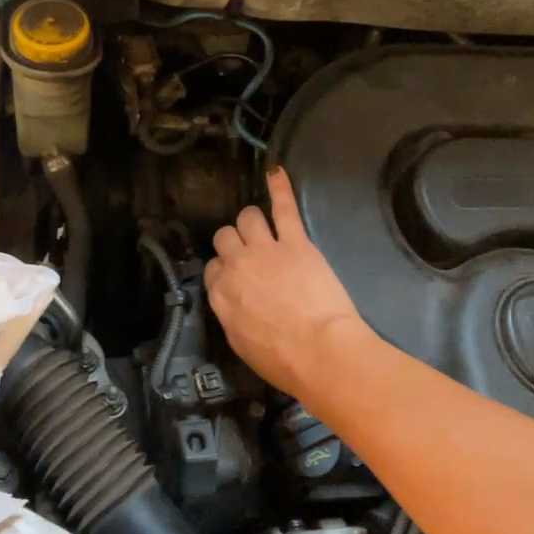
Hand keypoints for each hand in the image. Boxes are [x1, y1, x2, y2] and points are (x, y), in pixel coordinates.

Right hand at [205, 167, 372, 403]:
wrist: (320, 353)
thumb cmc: (284, 361)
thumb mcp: (241, 344)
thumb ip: (231, 313)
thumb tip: (233, 300)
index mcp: (220, 294)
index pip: (213, 268)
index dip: (225, 270)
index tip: (237, 278)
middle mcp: (236, 265)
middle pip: (225, 237)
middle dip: (235, 242)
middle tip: (250, 253)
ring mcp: (265, 249)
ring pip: (248, 218)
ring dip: (253, 222)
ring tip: (264, 227)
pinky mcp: (296, 242)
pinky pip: (283, 207)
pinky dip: (280, 188)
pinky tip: (276, 172)